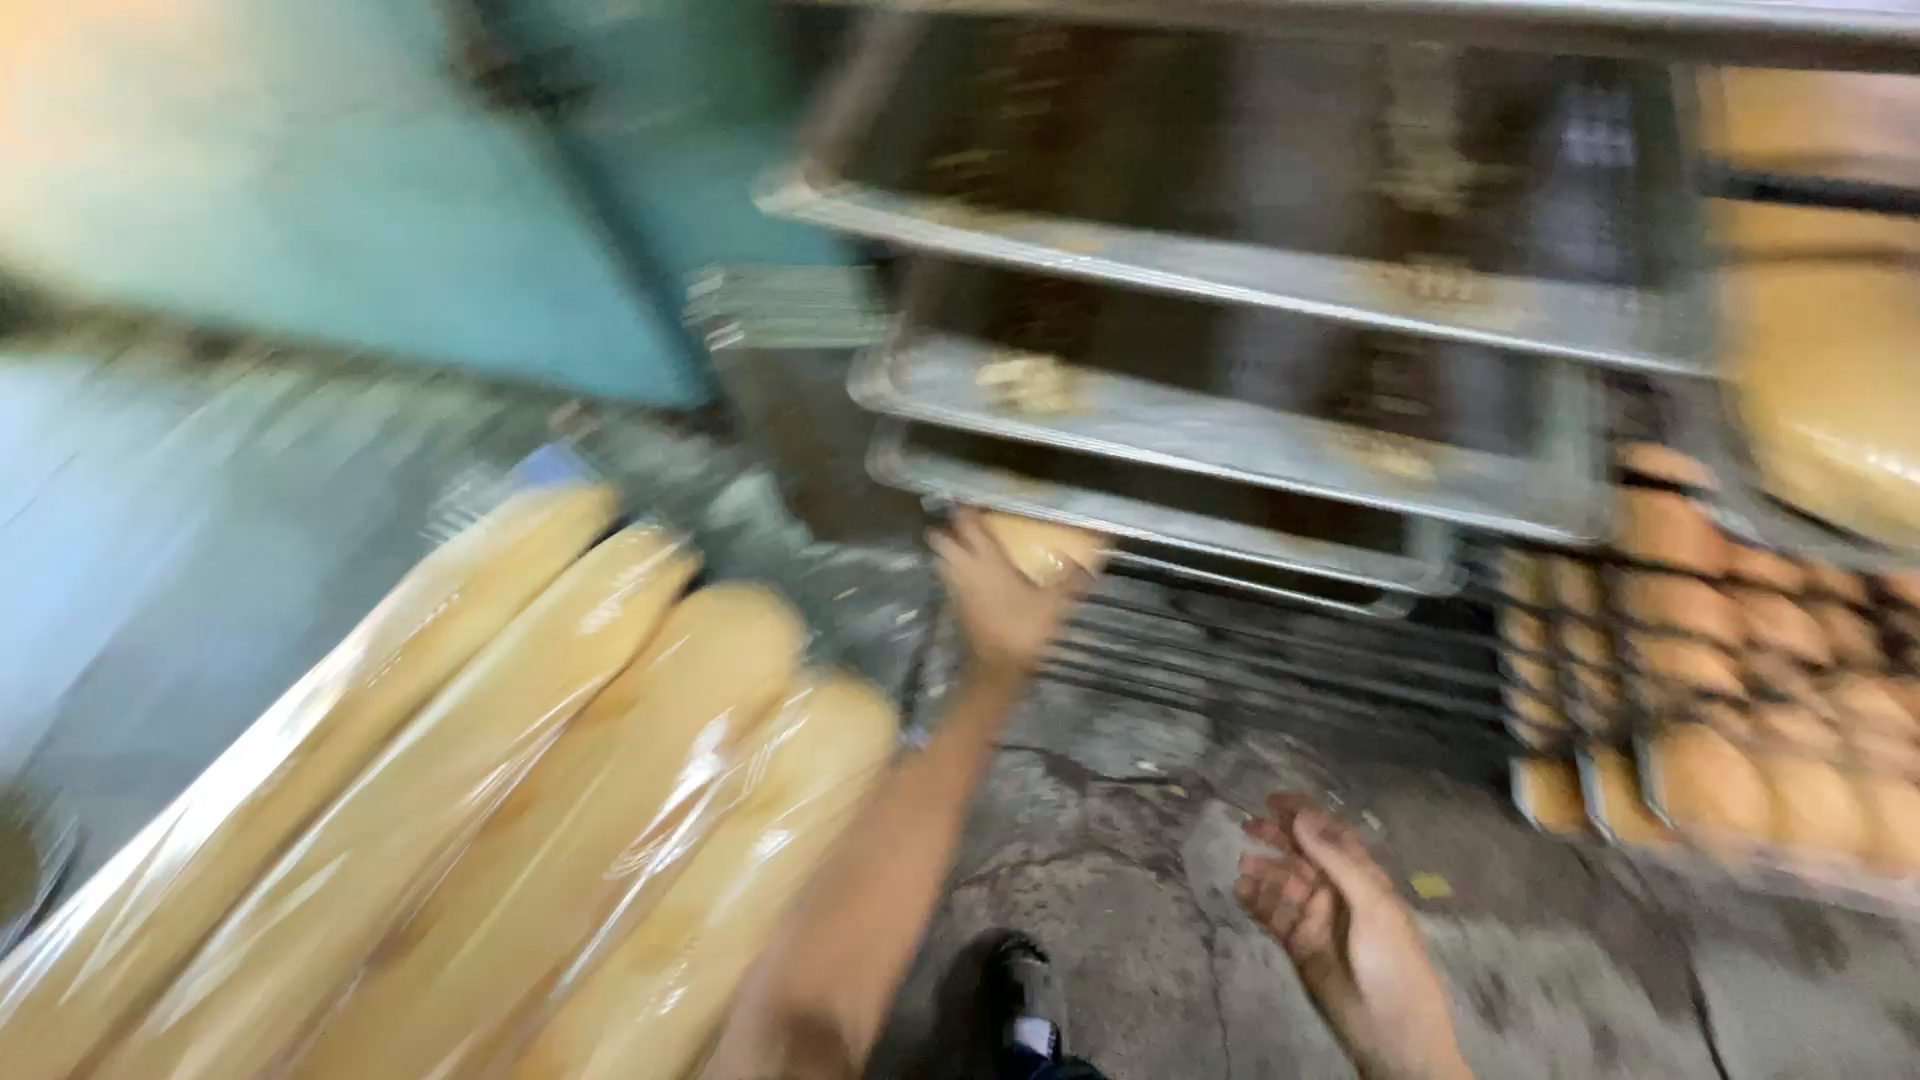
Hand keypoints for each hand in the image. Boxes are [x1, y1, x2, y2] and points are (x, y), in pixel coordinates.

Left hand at [928, 509, 1089, 676]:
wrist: (997, 669)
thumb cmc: (1023, 630)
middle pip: (942, 539)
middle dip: (948, 527)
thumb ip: (1070, 580)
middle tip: (965, 522)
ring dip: (948, 549)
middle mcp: (965, 569)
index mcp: (986, 560)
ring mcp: (956, 588)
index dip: (966, 509)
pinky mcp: (955, 606)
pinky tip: (970, 575)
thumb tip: (1084, 561)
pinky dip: (953, 571)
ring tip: (965, 545)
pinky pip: (948, 579)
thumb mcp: (1054, 604)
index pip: (968, 525)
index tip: (972, 498)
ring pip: (941, 559)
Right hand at [1236, 797, 1472, 1079]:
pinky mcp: (1299, 944)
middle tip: (1248, 825)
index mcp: (1363, 880)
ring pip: (1284, 882)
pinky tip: (1240, 892)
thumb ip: (1336, 859)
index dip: (1305, 814)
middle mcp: (1338, 893)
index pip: (1332, 836)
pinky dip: (1255, 901)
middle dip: (1277, 837)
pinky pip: (1272, 914)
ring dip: (1264, 870)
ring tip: (1243, 865)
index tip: (1273, 800)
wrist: (1393, 1037)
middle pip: (1303, 855)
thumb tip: (1303, 816)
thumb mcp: (1373, 906)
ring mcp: (1317, 919)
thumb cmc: (1393, 965)